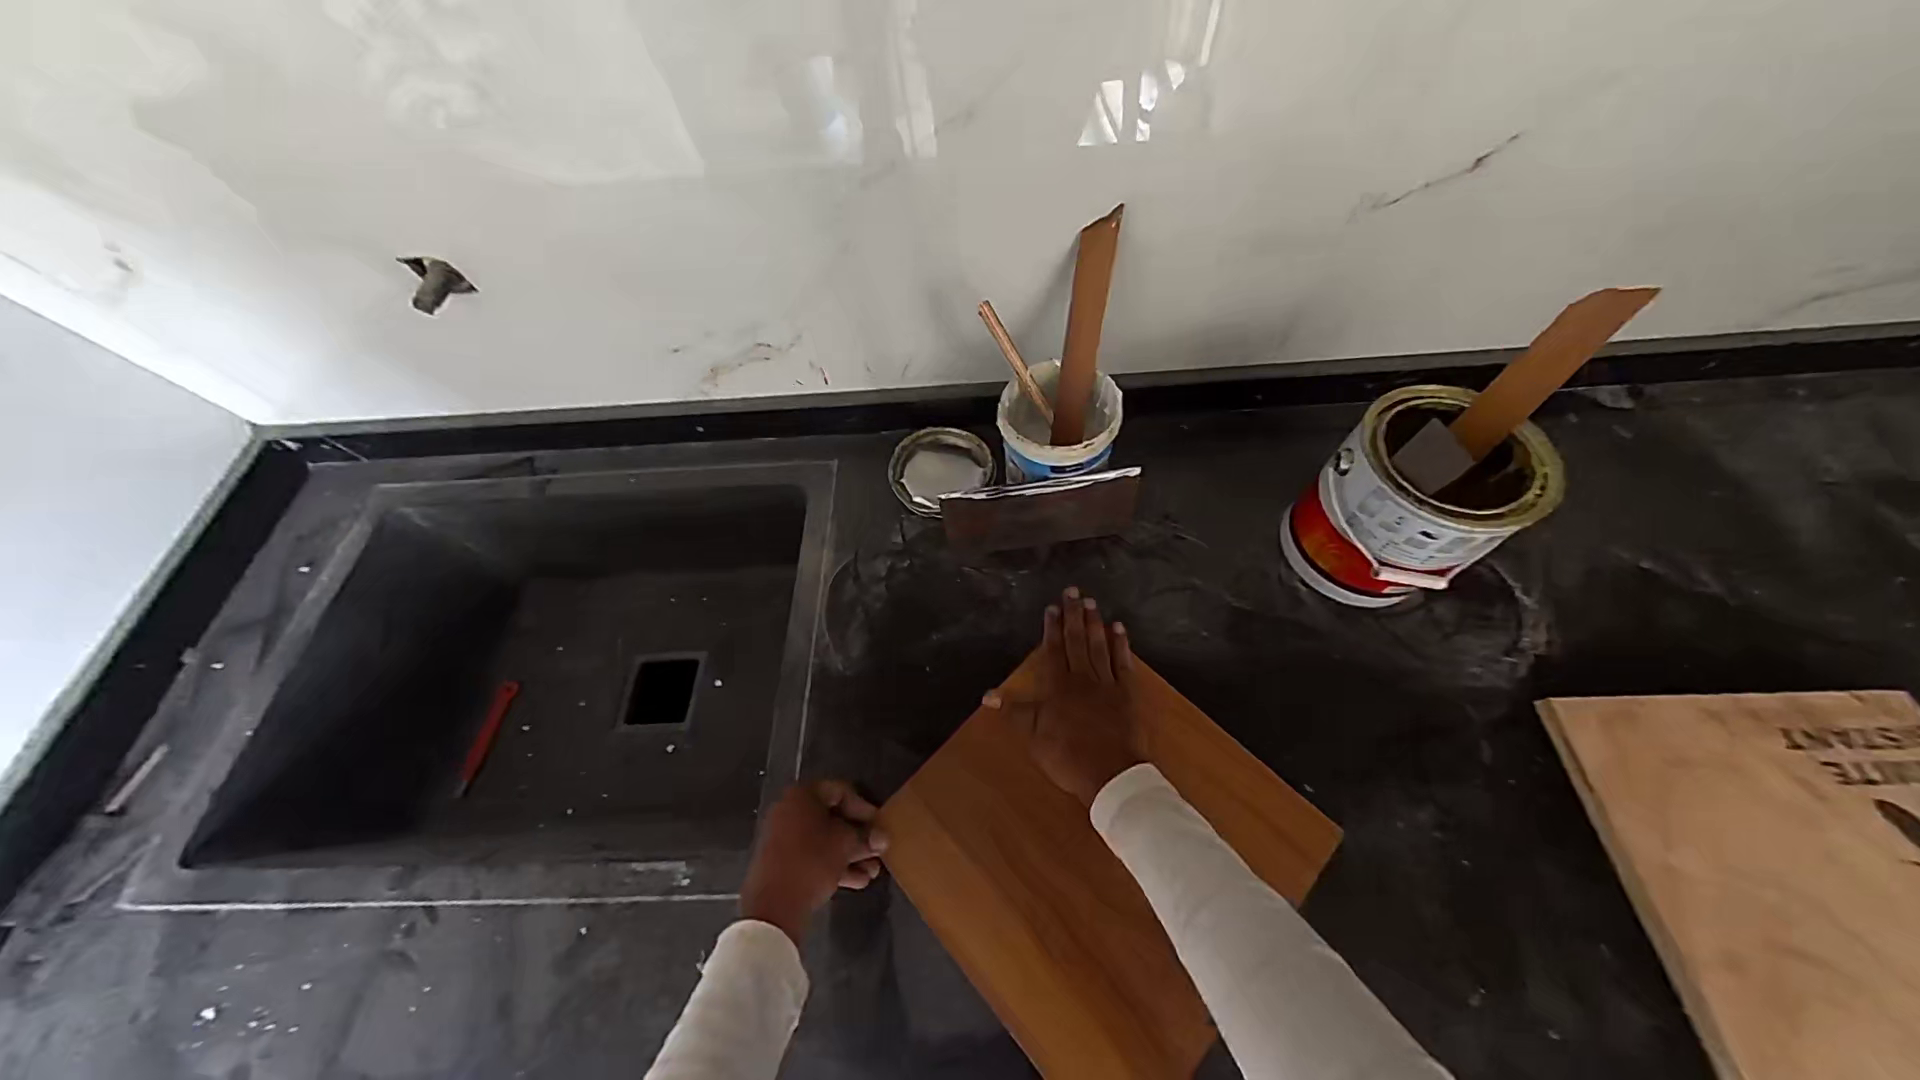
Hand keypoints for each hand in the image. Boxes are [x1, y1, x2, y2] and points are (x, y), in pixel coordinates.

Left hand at [740, 780, 888, 945]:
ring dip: (851, 854)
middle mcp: (789, 812)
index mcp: (801, 796)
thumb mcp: (846, 845)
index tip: (879, 825)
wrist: (772, 908)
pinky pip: (813, 857)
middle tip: (879, 851)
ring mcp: (783, 839)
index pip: (840, 791)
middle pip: (833, 818)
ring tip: (873, 872)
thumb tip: (881, 838)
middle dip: (859, 836)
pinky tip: (858, 882)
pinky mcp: (781, 864)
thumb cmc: (812, 861)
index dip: (864, 807)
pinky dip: (834, 865)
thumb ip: (866, 837)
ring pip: (824, 841)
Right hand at [986, 587, 1146, 806]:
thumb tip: (987, 695)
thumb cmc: (1067, 755)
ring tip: (1091, 603)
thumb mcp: (1032, 735)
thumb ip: (1013, 712)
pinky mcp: (1127, 693)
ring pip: (1099, 645)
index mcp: (1058, 686)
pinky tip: (1119, 628)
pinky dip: (1121, 644)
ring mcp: (1107, 683)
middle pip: (1076, 640)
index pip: (1053, 650)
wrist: (1111, 773)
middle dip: (1073, 615)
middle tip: (1073, 591)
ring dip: (1095, 623)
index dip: (1051, 627)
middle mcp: (1082, 677)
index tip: (1052, 607)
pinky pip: (1123, 662)